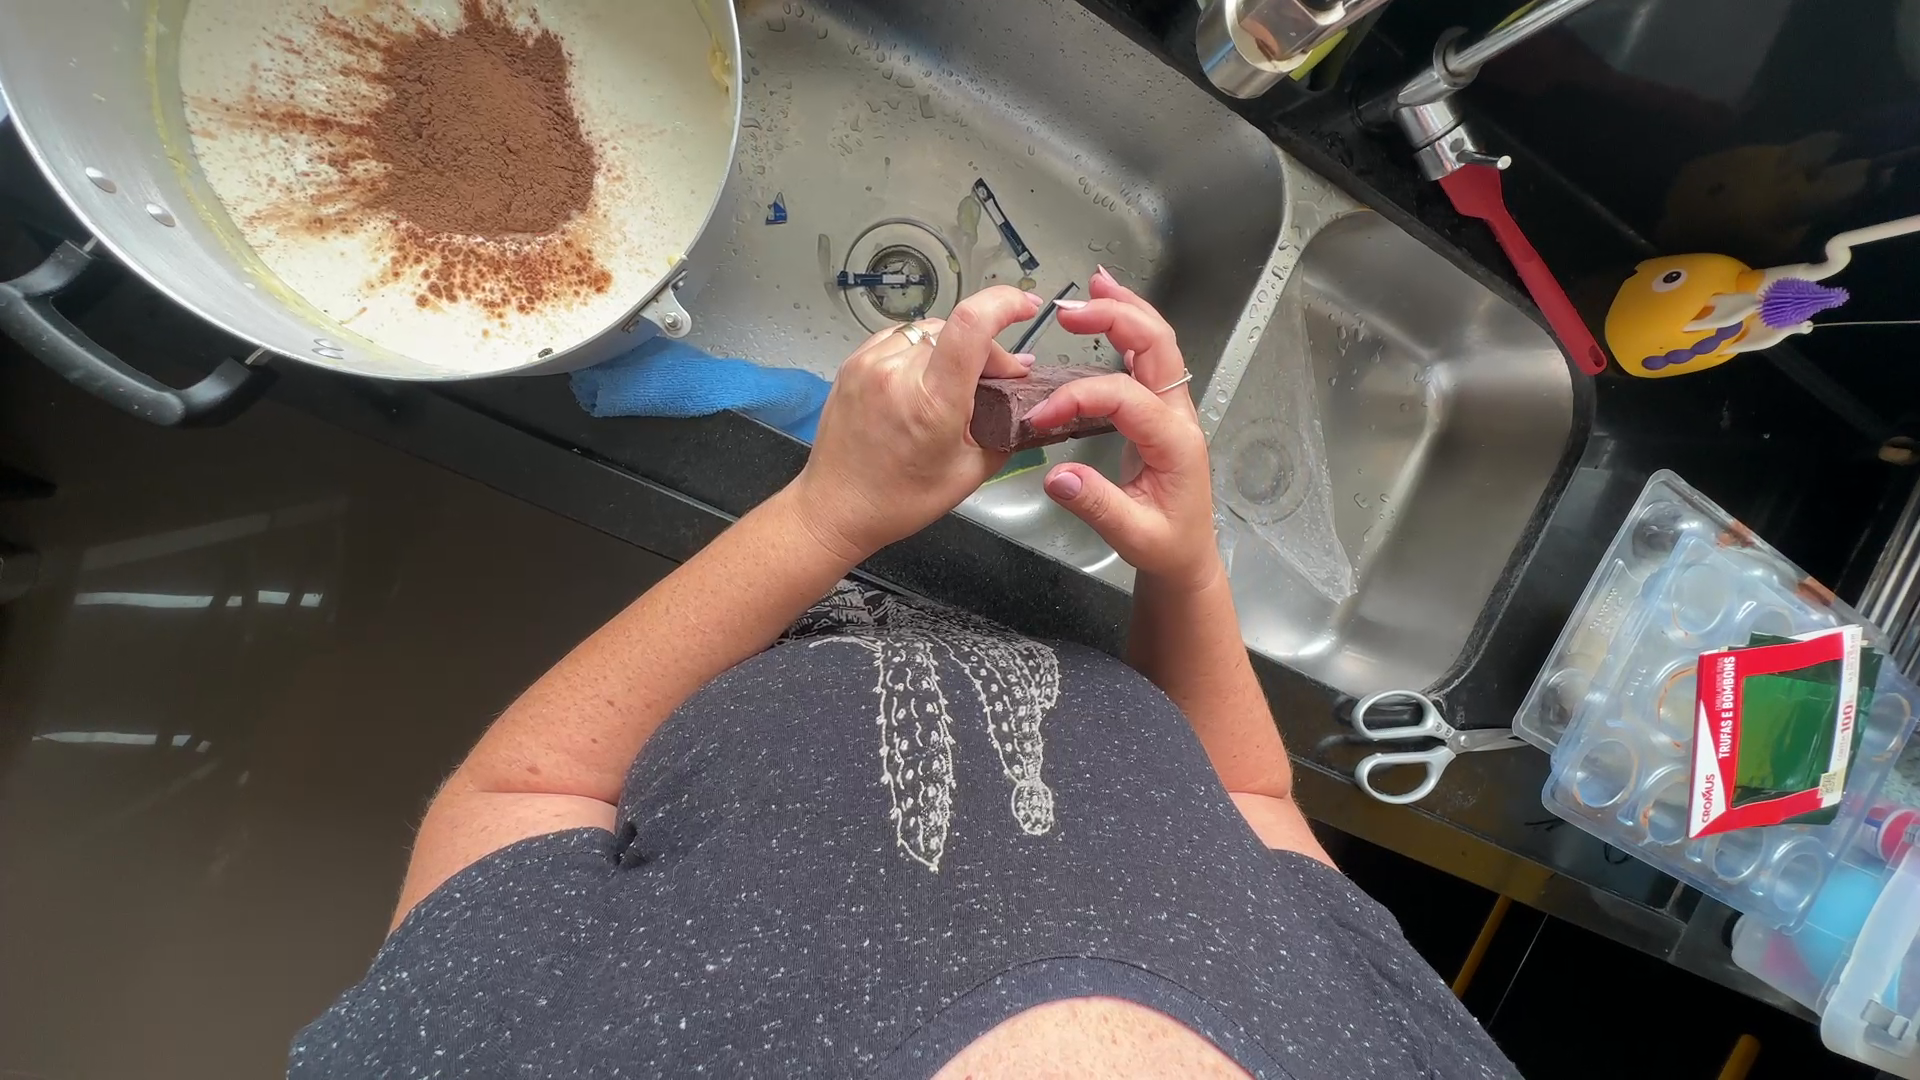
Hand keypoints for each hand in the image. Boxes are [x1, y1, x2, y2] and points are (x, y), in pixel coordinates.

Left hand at [788, 285, 1042, 561]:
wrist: (836, 507)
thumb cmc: (900, 500)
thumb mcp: (969, 473)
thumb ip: (1005, 432)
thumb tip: (1026, 402)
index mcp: (932, 401)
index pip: (971, 325)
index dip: (1005, 304)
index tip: (1025, 306)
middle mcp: (897, 372)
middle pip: (957, 330)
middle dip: (986, 352)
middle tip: (995, 384)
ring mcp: (870, 364)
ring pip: (930, 331)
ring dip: (953, 349)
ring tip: (956, 384)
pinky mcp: (853, 363)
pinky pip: (901, 338)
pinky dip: (922, 351)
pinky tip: (924, 379)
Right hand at [1027, 267, 1220, 588]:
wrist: (1187, 554)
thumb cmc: (1165, 545)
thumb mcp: (1132, 535)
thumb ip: (1095, 504)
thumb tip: (1055, 475)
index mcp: (1175, 441)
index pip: (1124, 397)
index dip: (1077, 397)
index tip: (1039, 416)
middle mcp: (1179, 415)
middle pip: (1156, 345)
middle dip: (1114, 318)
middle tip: (1070, 311)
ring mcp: (1173, 409)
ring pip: (1157, 343)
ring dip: (1126, 310)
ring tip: (1094, 286)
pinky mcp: (1160, 411)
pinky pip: (1148, 359)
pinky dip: (1128, 329)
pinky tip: (1109, 313)